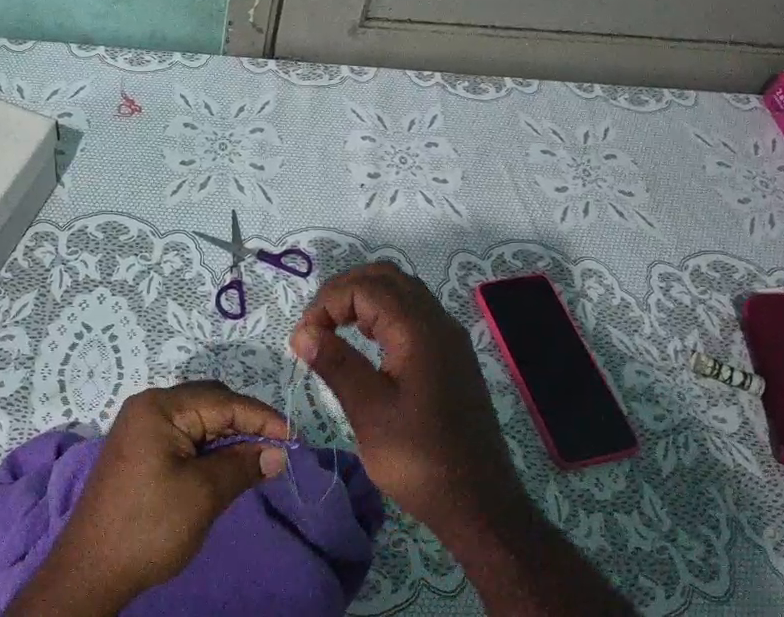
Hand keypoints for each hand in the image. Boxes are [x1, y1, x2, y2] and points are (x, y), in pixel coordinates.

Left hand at [10, 381, 287, 614]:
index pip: (223, 401)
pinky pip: (184, 436)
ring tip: (259, 458)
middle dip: (246, 423)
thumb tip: (278, 454)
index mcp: (159, 407)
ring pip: (199, 420)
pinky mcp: (140, 450)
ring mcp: (141, 428)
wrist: (92, 570)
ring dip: (229, 436)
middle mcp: (148, 407)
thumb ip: (242, 466)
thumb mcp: (203, 494)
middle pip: (210, 402)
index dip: (262, 418)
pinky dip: (209, 447)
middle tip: (278, 448)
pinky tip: (228, 464)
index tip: (294, 438)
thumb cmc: (149, 526)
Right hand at [290, 262, 524, 533]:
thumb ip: (336, 363)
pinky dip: (384, 315)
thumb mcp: (369, 412)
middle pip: (387, 278)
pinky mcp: (452, 357)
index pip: (365, 287)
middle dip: (345, 291)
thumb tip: (303, 331)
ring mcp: (449, 339)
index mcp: (419, 330)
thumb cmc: (420, 459)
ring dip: (365, 300)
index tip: (303, 339)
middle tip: (317, 324)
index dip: (328, 302)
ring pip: (403, 293)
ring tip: (335, 331)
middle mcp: (439, 322)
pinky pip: (415, 314)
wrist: (480, 504)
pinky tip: (367, 345)